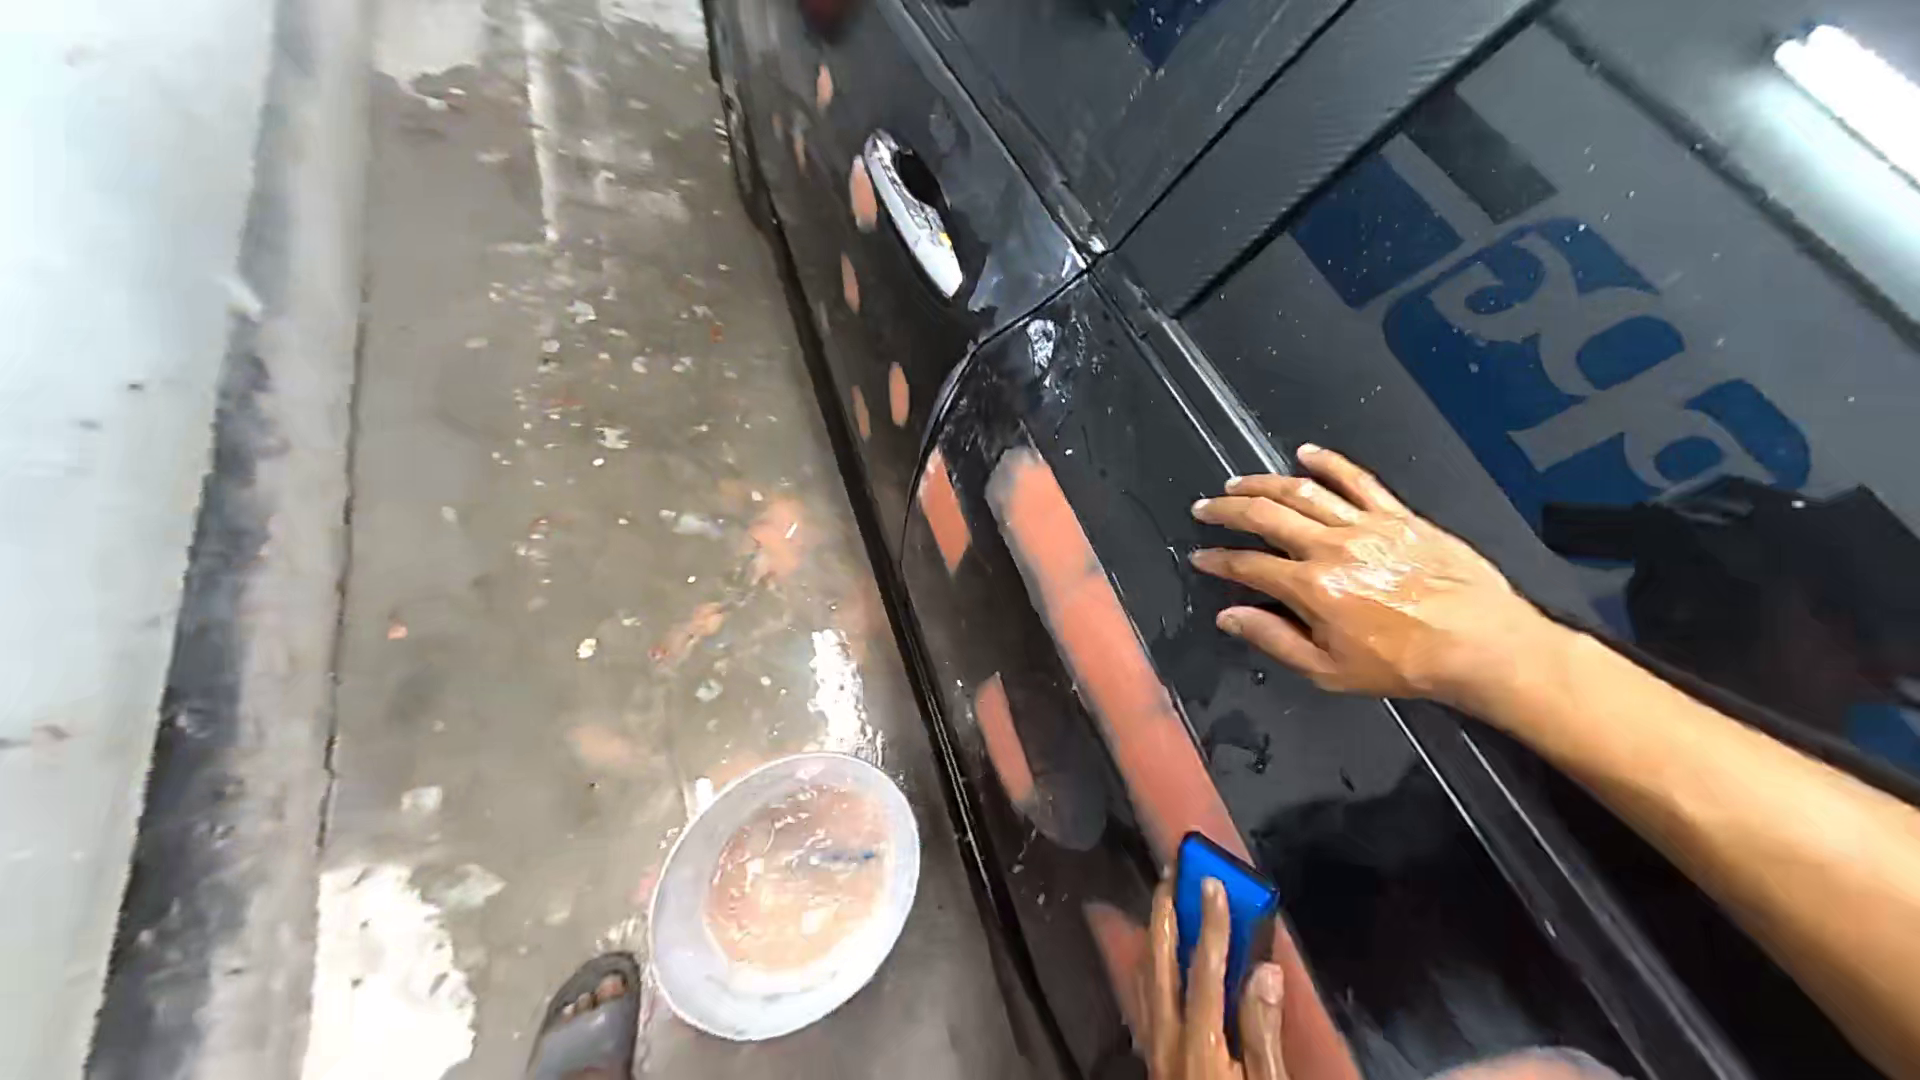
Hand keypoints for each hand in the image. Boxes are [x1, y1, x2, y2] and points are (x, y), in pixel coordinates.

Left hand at [1144, 878, 1288, 1079]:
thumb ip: (1264, 1034)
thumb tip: (1265, 971)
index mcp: (1201, 1045)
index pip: (1205, 970)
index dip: (1212, 924)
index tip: (1212, 882)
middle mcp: (1168, 1038)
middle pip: (1161, 960)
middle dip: (1166, 912)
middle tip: (1172, 871)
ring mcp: (1155, 1049)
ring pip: (1146, 973)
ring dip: (1156, 931)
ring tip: (1164, 898)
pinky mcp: (1154, 1059)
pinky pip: (1144, 995)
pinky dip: (1150, 961)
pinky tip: (1156, 954)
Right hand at [1188, 444, 1546, 706]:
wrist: (1484, 647)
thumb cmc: (1405, 664)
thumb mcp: (1328, 671)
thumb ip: (1273, 639)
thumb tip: (1228, 616)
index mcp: (1311, 588)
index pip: (1246, 565)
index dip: (1216, 560)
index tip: (1200, 556)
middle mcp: (1331, 548)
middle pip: (1264, 516)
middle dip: (1226, 510)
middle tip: (1204, 508)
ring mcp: (1366, 526)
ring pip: (1301, 492)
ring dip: (1261, 483)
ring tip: (1236, 483)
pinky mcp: (1398, 516)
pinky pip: (1358, 480)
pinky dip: (1329, 463)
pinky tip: (1306, 453)